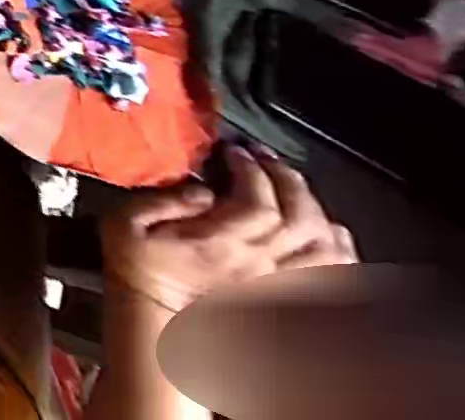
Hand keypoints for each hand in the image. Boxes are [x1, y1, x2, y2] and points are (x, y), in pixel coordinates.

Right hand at [101, 144, 358, 312]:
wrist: (151, 315)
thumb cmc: (135, 261)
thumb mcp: (127, 221)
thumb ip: (163, 201)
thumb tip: (202, 189)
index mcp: (219, 245)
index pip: (258, 204)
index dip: (252, 170)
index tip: (234, 149)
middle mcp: (257, 265)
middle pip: (299, 220)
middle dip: (286, 179)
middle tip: (264, 156)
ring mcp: (275, 283)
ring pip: (324, 248)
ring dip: (315, 209)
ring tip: (292, 183)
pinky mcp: (281, 293)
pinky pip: (330, 274)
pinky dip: (337, 247)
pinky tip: (324, 225)